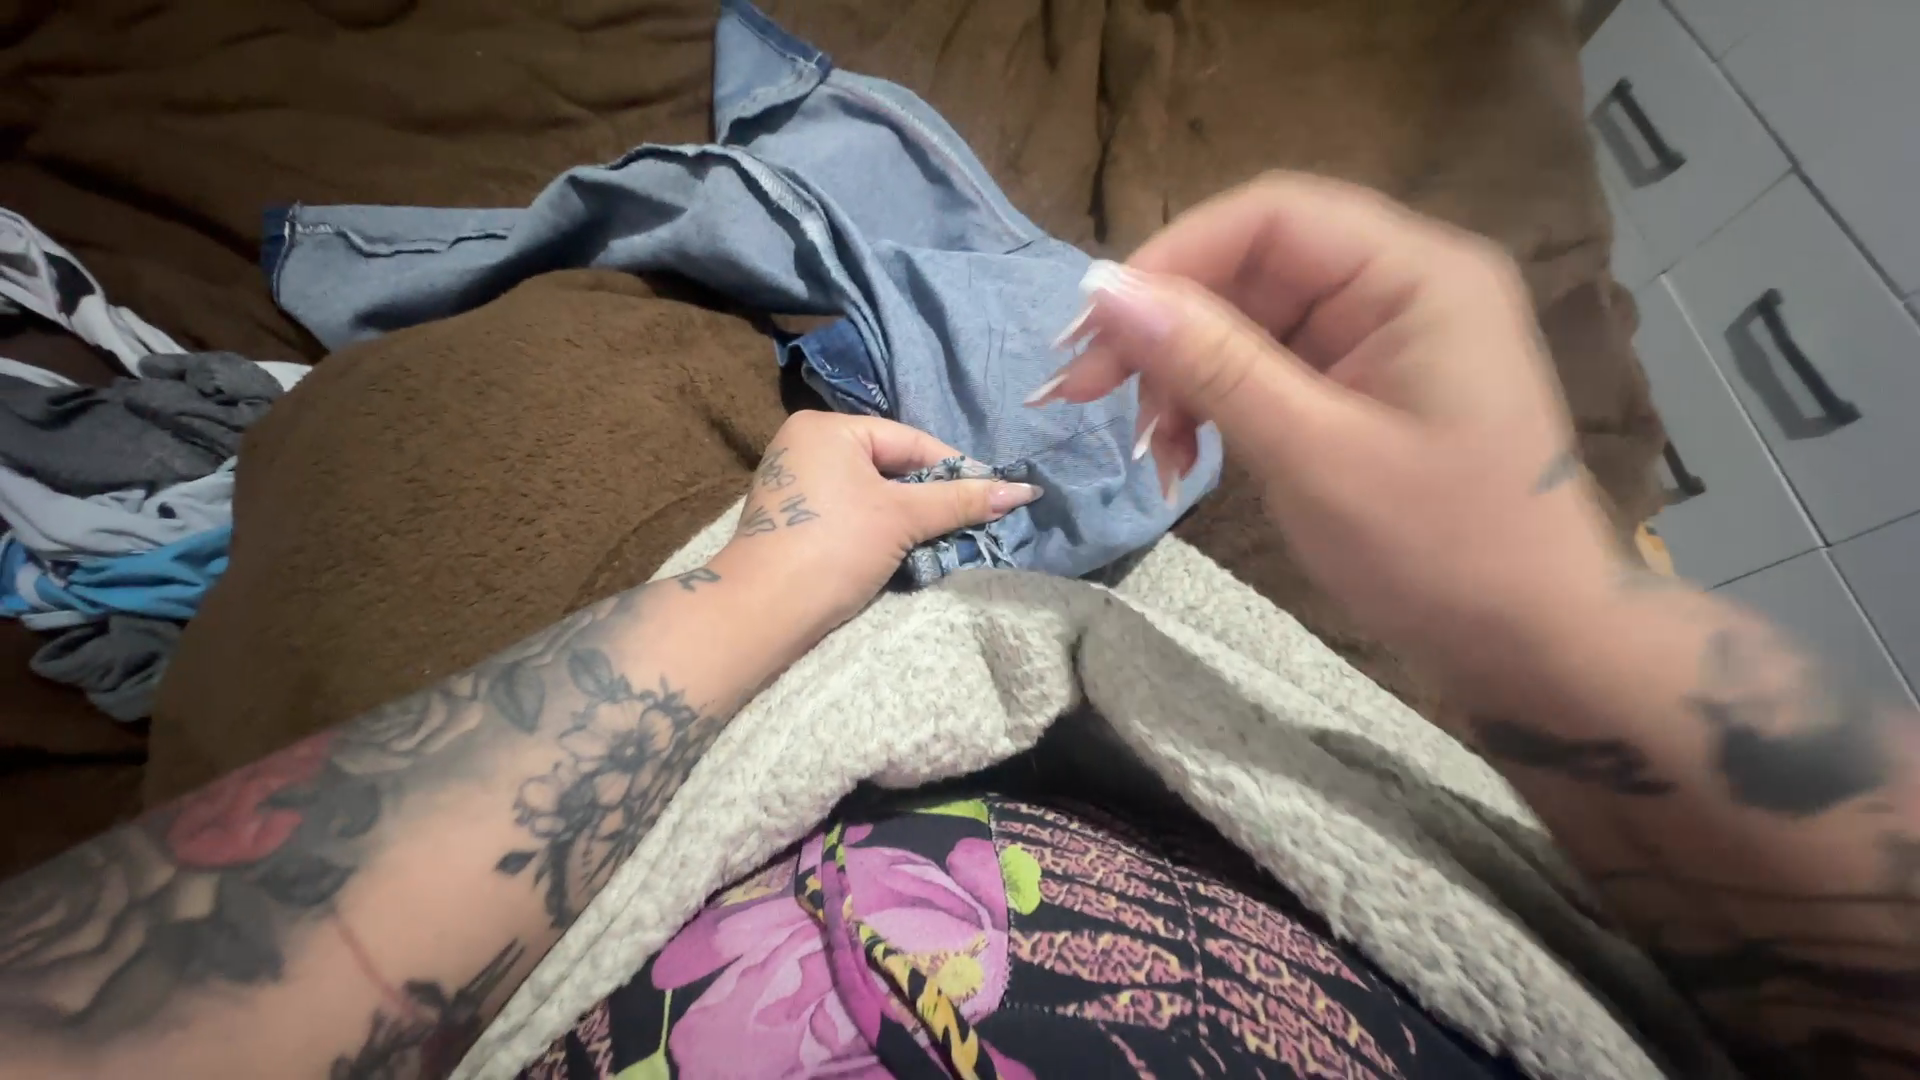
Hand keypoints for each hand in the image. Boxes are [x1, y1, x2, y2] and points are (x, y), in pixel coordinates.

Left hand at [711, 411, 1040, 642]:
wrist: (762, 612)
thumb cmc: (834, 547)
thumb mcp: (903, 518)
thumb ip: (961, 500)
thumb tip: (1023, 490)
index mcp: (826, 428)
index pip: (908, 441)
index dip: (955, 467)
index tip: (993, 491)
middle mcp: (805, 445)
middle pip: (888, 464)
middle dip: (930, 493)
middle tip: (970, 516)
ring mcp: (795, 483)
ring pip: (870, 491)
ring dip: (908, 514)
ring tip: (943, 534)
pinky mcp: (792, 519)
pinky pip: (850, 511)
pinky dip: (879, 526)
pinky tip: (902, 546)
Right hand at [1034, 173, 1621, 701]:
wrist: (1520, 638)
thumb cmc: (1436, 548)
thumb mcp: (1310, 453)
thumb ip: (1210, 364)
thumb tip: (1102, 293)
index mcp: (1413, 276)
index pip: (1269, 220)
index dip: (1170, 260)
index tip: (1094, 329)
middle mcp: (1391, 288)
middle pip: (1244, 273)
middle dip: (1160, 333)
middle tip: (1080, 392)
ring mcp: (1367, 341)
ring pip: (1238, 328)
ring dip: (1177, 383)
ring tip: (1153, 452)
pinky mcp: (1346, 388)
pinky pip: (1255, 375)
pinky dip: (1208, 412)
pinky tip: (1182, 460)